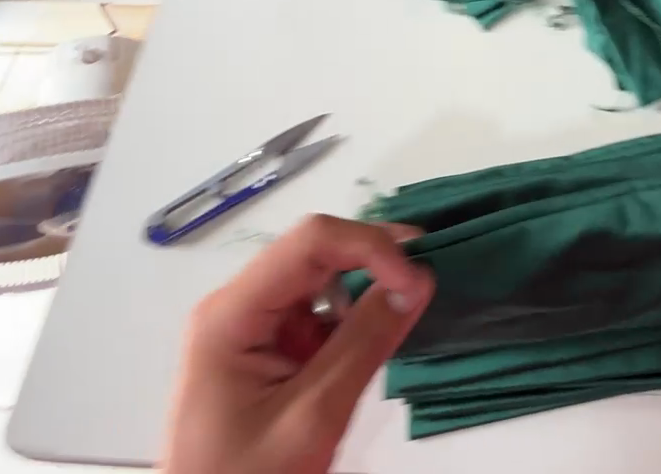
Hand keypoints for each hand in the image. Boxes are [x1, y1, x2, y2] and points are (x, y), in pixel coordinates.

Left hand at [163, 215, 434, 473]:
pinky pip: (320, 308)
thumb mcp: (311, 417)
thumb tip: (419, 278)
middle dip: (374, 257)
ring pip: (322, 276)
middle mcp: (239, 303)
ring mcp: (253, 324)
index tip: (416, 279)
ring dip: (367, 284)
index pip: (311, 242)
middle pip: (316, 251)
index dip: (370, 245)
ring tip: (406, 305)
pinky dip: (356, 313)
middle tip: (427, 276)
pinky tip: (376, 333)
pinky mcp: (269, 345)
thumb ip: (365, 342)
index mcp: (233, 312)